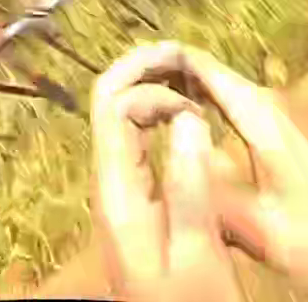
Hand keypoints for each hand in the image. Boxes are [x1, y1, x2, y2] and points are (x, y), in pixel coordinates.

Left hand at [92, 45, 243, 301]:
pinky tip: (186, 113)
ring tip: (187, 76)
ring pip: (122, 114)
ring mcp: (120, 187)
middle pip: (110, 100)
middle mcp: (110, 180)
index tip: (194, 102)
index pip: (113, 105)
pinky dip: (159, 114)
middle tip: (181, 54)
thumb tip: (188, 116)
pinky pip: (137, 136)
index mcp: (117, 191)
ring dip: (151, 86)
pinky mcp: (135, 196)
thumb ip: (189, 186)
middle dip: (142, 69)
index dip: (148, 86)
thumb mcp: (197, 255)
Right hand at [103, 43, 307, 301]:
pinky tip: (192, 137)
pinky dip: (208, 112)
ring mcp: (283, 116)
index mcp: (261, 111)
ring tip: (149, 112)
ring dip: (187, 95)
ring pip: (223, 93)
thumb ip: (211, 195)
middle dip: (169, 76)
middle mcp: (270, 102)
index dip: (161, 59)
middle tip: (130, 94)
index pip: (201, 65)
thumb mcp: (264, 227)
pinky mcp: (290, 135)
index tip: (128, 69)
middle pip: (209, 74)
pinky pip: (237, 111)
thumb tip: (166, 169)